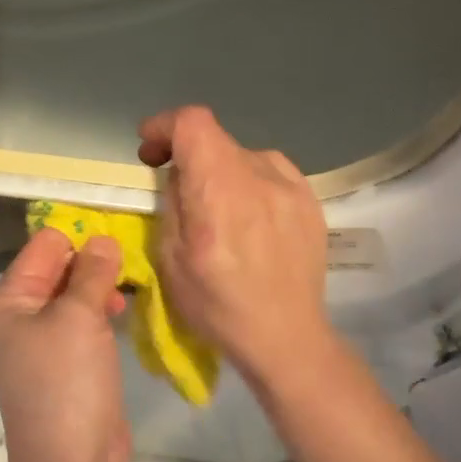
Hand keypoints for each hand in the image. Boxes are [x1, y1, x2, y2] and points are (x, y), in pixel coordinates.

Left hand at [0, 228, 130, 461]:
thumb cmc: (67, 384)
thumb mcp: (79, 318)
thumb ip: (92, 272)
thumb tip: (104, 238)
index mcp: (8, 299)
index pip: (42, 246)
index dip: (77, 239)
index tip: (115, 237)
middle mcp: (18, 315)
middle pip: (57, 268)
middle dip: (91, 263)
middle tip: (129, 263)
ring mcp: (41, 341)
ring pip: (73, 295)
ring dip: (99, 288)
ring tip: (128, 291)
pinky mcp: (65, 363)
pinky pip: (82, 321)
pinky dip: (101, 313)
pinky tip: (124, 313)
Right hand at [137, 106, 332, 380]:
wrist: (288, 339)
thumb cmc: (218, 304)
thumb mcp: (169, 257)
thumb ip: (172, 202)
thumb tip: (179, 174)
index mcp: (218, 189)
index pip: (191, 123)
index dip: (164, 126)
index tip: (150, 152)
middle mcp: (257, 175)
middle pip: (214, 138)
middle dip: (188, 153)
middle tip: (177, 188)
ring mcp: (290, 186)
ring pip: (240, 154)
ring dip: (220, 170)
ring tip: (219, 210)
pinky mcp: (310, 200)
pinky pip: (268, 171)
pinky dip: (249, 182)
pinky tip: (250, 217)